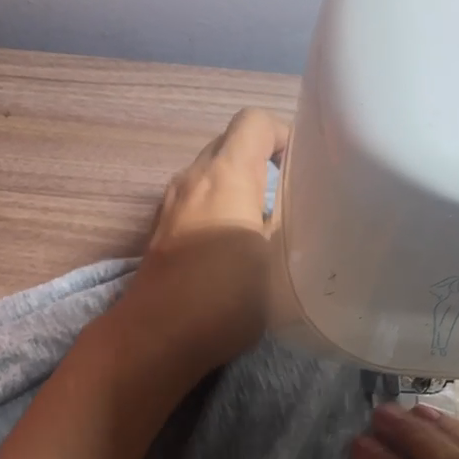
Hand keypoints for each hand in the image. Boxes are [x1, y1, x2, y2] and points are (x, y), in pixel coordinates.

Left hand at [110, 108, 289, 376]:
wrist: (156, 337)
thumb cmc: (223, 298)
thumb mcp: (274, 263)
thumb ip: (284, 228)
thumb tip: (286, 216)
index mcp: (226, 176)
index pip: (253, 122)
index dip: (281, 133)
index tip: (302, 166)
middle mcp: (193, 179)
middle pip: (229, 144)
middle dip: (260, 159)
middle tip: (289, 193)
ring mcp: (171, 204)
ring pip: (209, 174)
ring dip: (237, 186)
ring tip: (264, 222)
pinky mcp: (160, 231)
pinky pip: (195, 201)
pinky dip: (217, 208)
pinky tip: (233, 245)